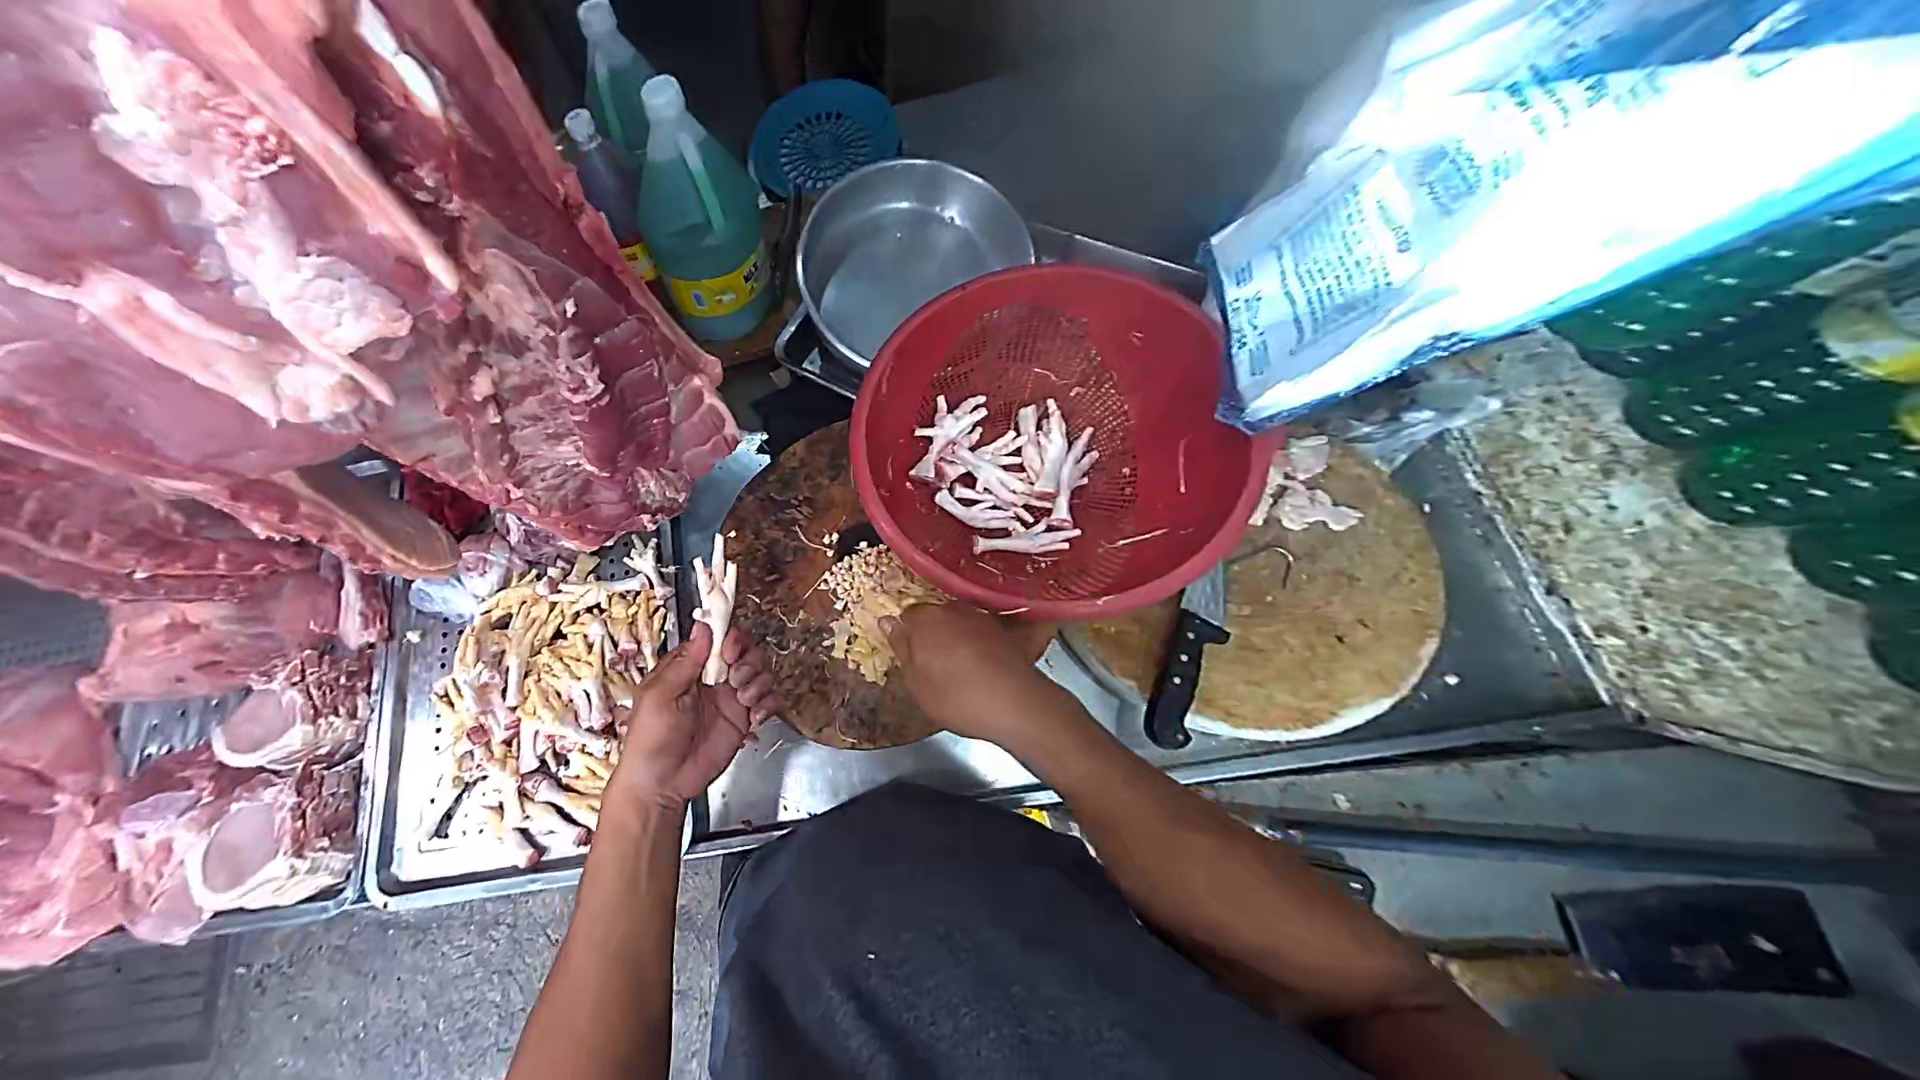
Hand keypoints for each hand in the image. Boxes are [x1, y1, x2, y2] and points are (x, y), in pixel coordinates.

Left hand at [606, 623, 779, 814]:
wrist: (662, 785)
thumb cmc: (650, 739)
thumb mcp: (660, 695)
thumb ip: (686, 661)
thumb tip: (703, 625)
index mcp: (689, 668)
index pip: (717, 639)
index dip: (730, 638)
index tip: (731, 650)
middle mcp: (713, 678)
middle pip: (746, 652)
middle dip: (749, 660)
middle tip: (737, 678)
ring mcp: (731, 698)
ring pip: (761, 673)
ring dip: (759, 681)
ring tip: (744, 699)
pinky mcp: (745, 719)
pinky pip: (769, 701)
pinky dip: (768, 704)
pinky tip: (755, 717)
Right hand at [881, 603, 1068, 745]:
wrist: (1014, 702)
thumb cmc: (956, 697)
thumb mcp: (916, 682)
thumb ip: (902, 649)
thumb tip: (888, 622)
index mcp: (925, 619)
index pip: (907, 616)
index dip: (907, 636)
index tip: (911, 657)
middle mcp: (953, 609)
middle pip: (935, 616)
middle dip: (932, 635)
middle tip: (933, 666)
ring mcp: (982, 617)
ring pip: (960, 623)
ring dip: (957, 638)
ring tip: (959, 669)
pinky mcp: (1005, 629)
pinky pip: (982, 633)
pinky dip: (979, 645)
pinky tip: (982, 667)